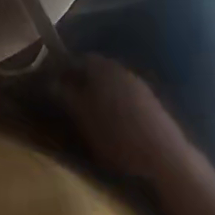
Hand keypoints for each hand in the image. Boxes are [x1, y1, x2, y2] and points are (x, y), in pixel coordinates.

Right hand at [59, 56, 214, 193]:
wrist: (163, 155)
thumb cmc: (116, 135)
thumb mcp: (83, 117)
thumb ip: (66, 95)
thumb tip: (51, 81)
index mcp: (104, 70)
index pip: (80, 58)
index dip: (64, 67)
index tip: (52, 81)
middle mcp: (122, 71)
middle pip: (97, 68)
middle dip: (80, 78)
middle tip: (65, 96)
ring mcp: (139, 85)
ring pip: (111, 81)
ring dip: (97, 90)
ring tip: (84, 110)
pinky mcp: (150, 101)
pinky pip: (123, 93)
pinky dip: (112, 100)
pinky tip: (108, 118)